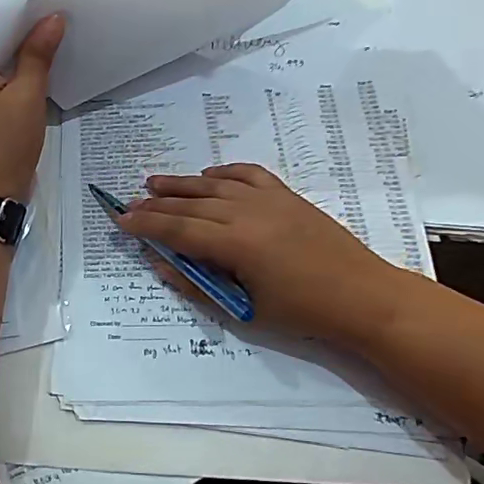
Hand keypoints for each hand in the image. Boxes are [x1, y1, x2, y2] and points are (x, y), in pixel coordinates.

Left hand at [0, 15, 64, 199]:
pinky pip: (5, 76)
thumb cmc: (5, 147)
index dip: (12, 6)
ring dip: (24, 47)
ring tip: (54, 22)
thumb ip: (39, 55)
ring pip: (1, 57)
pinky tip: (45, 56)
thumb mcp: (27, 97)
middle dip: (21, 25)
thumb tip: (53, 19)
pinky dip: (23, 68)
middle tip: (52, 0)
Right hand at [117, 163, 420, 345]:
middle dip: (156, 203)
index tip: (121, 220)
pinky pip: (249, 174)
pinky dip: (225, 171)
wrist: (362, 296)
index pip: (178, 229)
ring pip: (215, 184)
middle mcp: (248, 213)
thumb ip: (198, 284)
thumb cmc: (302, 311)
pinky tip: (209, 174)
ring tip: (155, 181)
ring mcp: (270, 200)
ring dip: (182, 183)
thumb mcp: (244, 307)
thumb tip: (162, 265)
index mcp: (236, 243)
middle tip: (129, 203)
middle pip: (191, 203)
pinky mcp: (287, 196)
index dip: (146, 224)